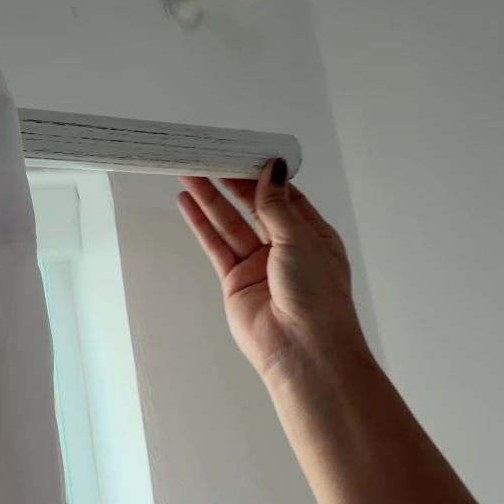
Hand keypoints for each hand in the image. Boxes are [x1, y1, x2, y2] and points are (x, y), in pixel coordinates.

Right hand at [177, 161, 367, 382]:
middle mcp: (285, 246)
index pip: (283, 195)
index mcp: (312, 234)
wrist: (304, 352)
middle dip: (231, 182)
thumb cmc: (316, 293)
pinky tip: (187, 203)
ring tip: (189, 172)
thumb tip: (272, 167)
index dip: (262, 174)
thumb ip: (275, 203)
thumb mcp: (299, 238)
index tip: (242, 152)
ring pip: (230, 223)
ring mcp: (258, 264)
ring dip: (210, 198)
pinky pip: (216, 245)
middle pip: (253, 206)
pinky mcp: (235, 280)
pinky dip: (201, 224)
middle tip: (209, 157)